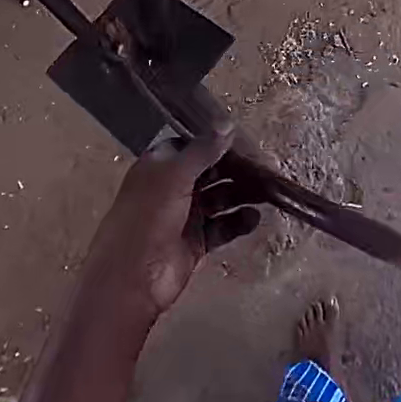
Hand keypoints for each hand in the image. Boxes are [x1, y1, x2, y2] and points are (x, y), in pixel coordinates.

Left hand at [79, 134, 262, 318]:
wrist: (131, 277)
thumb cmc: (148, 216)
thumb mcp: (174, 176)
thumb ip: (202, 151)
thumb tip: (227, 124)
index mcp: (159, 165)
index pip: (191, 145)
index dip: (215, 141)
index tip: (245, 139)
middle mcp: (172, 186)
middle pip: (209, 171)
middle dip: (234, 168)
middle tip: (266, 166)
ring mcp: (184, 215)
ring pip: (218, 198)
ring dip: (240, 193)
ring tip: (268, 190)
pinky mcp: (195, 241)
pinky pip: (221, 226)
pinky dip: (238, 221)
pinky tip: (256, 217)